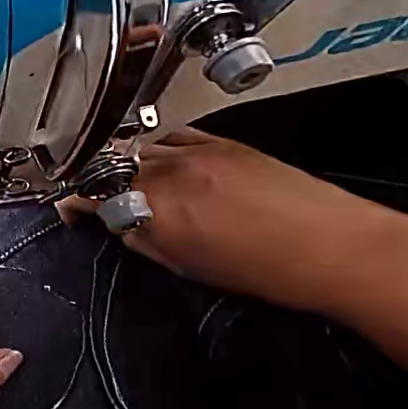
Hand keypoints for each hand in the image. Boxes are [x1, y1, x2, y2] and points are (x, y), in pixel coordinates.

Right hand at [62, 128, 407, 314]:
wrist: (338, 248)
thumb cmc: (269, 271)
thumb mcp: (192, 267)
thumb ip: (147, 241)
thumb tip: (124, 225)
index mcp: (159, 206)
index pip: (96, 192)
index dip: (75, 199)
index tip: (69, 206)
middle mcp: (173, 169)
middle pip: (114, 163)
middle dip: (97, 179)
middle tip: (95, 196)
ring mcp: (200, 149)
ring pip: (144, 147)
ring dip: (127, 162)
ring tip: (130, 181)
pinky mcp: (225, 142)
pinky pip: (176, 137)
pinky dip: (161, 149)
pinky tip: (168, 164)